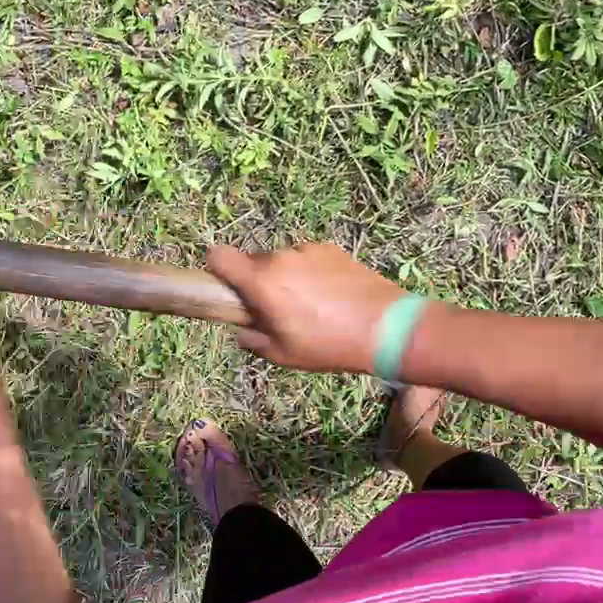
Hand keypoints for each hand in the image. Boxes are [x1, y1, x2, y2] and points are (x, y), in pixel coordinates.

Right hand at [205, 242, 407, 373]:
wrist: (386, 327)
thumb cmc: (328, 344)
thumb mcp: (283, 354)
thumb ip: (253, 339)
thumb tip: (242, 330)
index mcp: (262, 281)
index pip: (218, 256)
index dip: (216, 270)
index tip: (228, 289)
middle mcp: (280, 257)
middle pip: (253, 262)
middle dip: (257, 282)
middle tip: (276, 309)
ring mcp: (307, 249)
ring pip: (282, 260)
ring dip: (285, 277)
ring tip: (311, 306)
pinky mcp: (331, 248)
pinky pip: (307, 258)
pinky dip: (310, 272)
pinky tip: (331, 296)